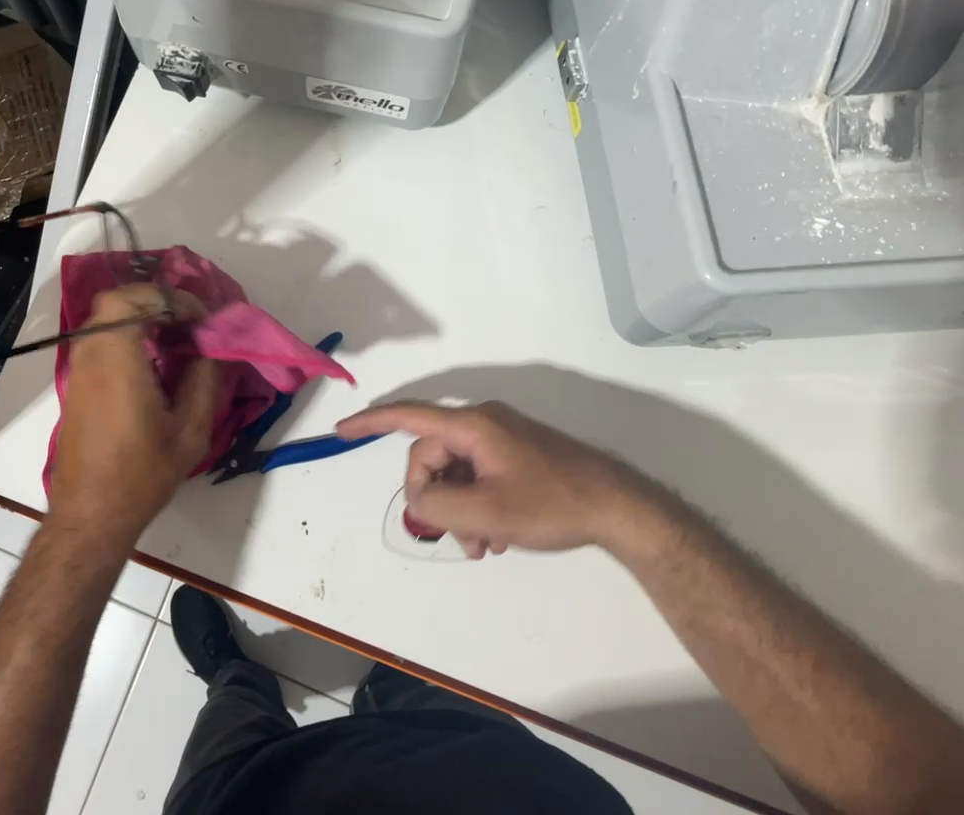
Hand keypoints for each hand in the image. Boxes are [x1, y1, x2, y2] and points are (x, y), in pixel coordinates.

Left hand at [50, 285, 221, 540]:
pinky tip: (155, 360)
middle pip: (116, 301)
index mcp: (117, 358)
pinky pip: (100, 340)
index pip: (135, 299)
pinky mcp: (77, 385)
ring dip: (141, 317)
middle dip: (156, 301)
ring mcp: (79, 369)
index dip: (171, 298)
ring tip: (177, 337)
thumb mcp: (189, 431)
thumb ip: (203, 381)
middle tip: (188, 321)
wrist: (91, 513)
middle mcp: (91, 354)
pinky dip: (127, 335)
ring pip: (105, 319)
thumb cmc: (142, 474)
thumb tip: (210, 349)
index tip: (200, 318)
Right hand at [336, 401, 663, 559]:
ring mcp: (504, 437)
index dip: (371, 423)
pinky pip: (479, 474)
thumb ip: (436, 505)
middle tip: (456, 539)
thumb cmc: (551, 504)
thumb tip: (420, 499)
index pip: (408, 416)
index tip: (342, 431)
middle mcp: (484, 422)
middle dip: (434, 498)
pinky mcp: (520, 454)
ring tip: (481, 546)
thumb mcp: (485, 513)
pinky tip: (494, 536)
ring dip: (458, 509)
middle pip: (433, 455)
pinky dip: (477, 504)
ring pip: (457, 471)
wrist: (620, 507)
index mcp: (472, 425)